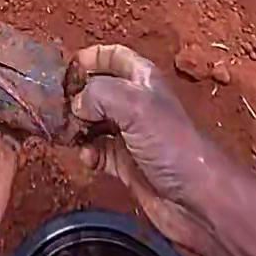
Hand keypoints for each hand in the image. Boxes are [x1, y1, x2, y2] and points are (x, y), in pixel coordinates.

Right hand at [71, 44, 231, 255]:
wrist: (196, 200)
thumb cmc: (171, 143)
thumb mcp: (133, 104)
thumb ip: (98, 94)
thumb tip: (76, 105)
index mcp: (142, 79)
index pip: (113, 55)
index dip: (91, 57)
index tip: (67, 68)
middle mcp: (135, 102)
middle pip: (99, 88)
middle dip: (78, 94)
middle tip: (59, 105)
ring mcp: (130, 134)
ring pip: (95, 121)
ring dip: (78, 125)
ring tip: (68, 133)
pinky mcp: (126, 163)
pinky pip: (98, 152)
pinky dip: (88, 153)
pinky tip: (86, 158)